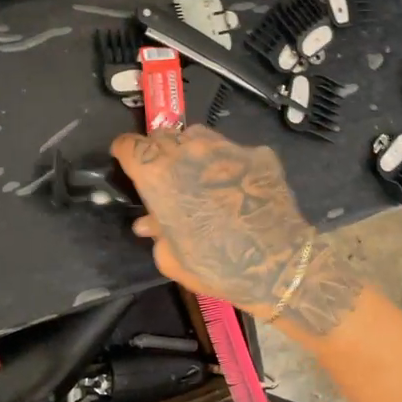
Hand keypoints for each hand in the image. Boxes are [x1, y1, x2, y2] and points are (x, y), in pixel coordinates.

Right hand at [111, 126, 362, 336]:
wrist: (277, 263)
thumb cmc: (215, 265)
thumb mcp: (170, 258)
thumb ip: (156, 232)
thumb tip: (150, 222)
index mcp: (157, 175)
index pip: (128, 145)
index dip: (125, 152)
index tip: (126, 161)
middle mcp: (188, 152)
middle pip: (161, 136)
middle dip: (157, 152)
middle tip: (164, 175)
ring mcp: (226, 148)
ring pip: (197, 136)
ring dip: (190, 151)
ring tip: (198, 175)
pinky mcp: (257, 153)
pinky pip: (232, 150)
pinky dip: (227, 164)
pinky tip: (236, 186)